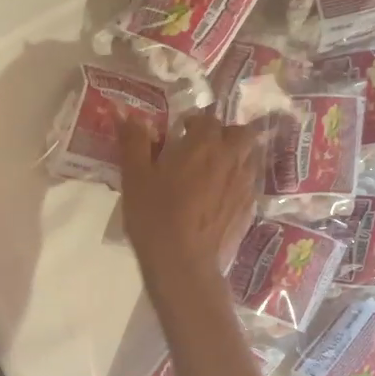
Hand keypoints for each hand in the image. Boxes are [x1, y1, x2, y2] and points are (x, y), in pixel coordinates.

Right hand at [120, 111, 265, 278]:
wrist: (183, 263)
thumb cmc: (154, 216)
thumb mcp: (134, 178)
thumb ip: (133, 142)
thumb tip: (125, 112)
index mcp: (203, 144)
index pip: (205, 118)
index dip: (191, 123)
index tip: (176, 135)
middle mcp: (232, 157)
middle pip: (239, 133)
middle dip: (222, 135)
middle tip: (200, 151)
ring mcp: (245, 183)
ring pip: (248, 157)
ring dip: (232, 157)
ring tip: (210, 174)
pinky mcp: (249, 208)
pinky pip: (247, 184)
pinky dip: (234, 183)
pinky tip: (215, 200)